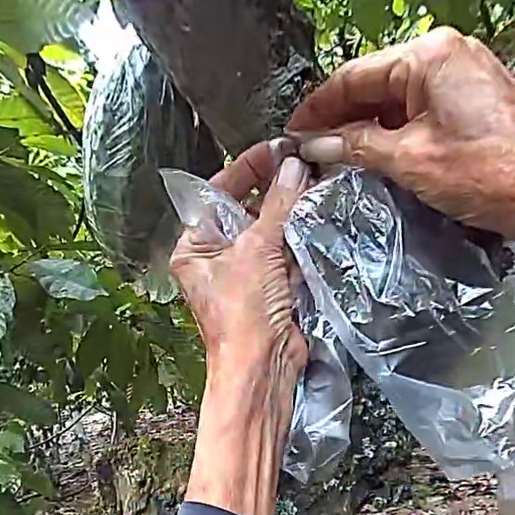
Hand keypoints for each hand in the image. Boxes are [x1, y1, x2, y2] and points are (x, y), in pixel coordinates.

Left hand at [169, 140, 309, 384]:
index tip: (276, 149)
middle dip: (275, 190)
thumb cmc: (242, 313)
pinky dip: (300, 240)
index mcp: (196, 246)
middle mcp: (218, 258)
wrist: (262, 366)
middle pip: (247, 211)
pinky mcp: (272, 289)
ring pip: (271, 232)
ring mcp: (247, 274)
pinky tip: (318, 216)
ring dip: (292, 214)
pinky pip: (287, 255)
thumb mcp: (256, 250)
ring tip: (317, 184)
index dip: (247, 169)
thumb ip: (278, 205)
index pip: (218, 193)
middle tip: (303, 164)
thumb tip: (294, 167)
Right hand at [287, 28, 514, 298]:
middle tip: (311, 153)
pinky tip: (375, 160)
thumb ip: (357, 147)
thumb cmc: (488, 173)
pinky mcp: (474, 104)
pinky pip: (420, 114)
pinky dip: (394, 135)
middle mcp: (446, 55)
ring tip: (335, 162)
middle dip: (341, 120)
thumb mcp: (411, 160)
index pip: (355, 75)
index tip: (293, 133)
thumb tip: (315, 145)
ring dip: (366, 131)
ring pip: (397, 102)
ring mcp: (463, 78)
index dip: (318, 107)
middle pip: (375, 85)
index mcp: (428, 56)